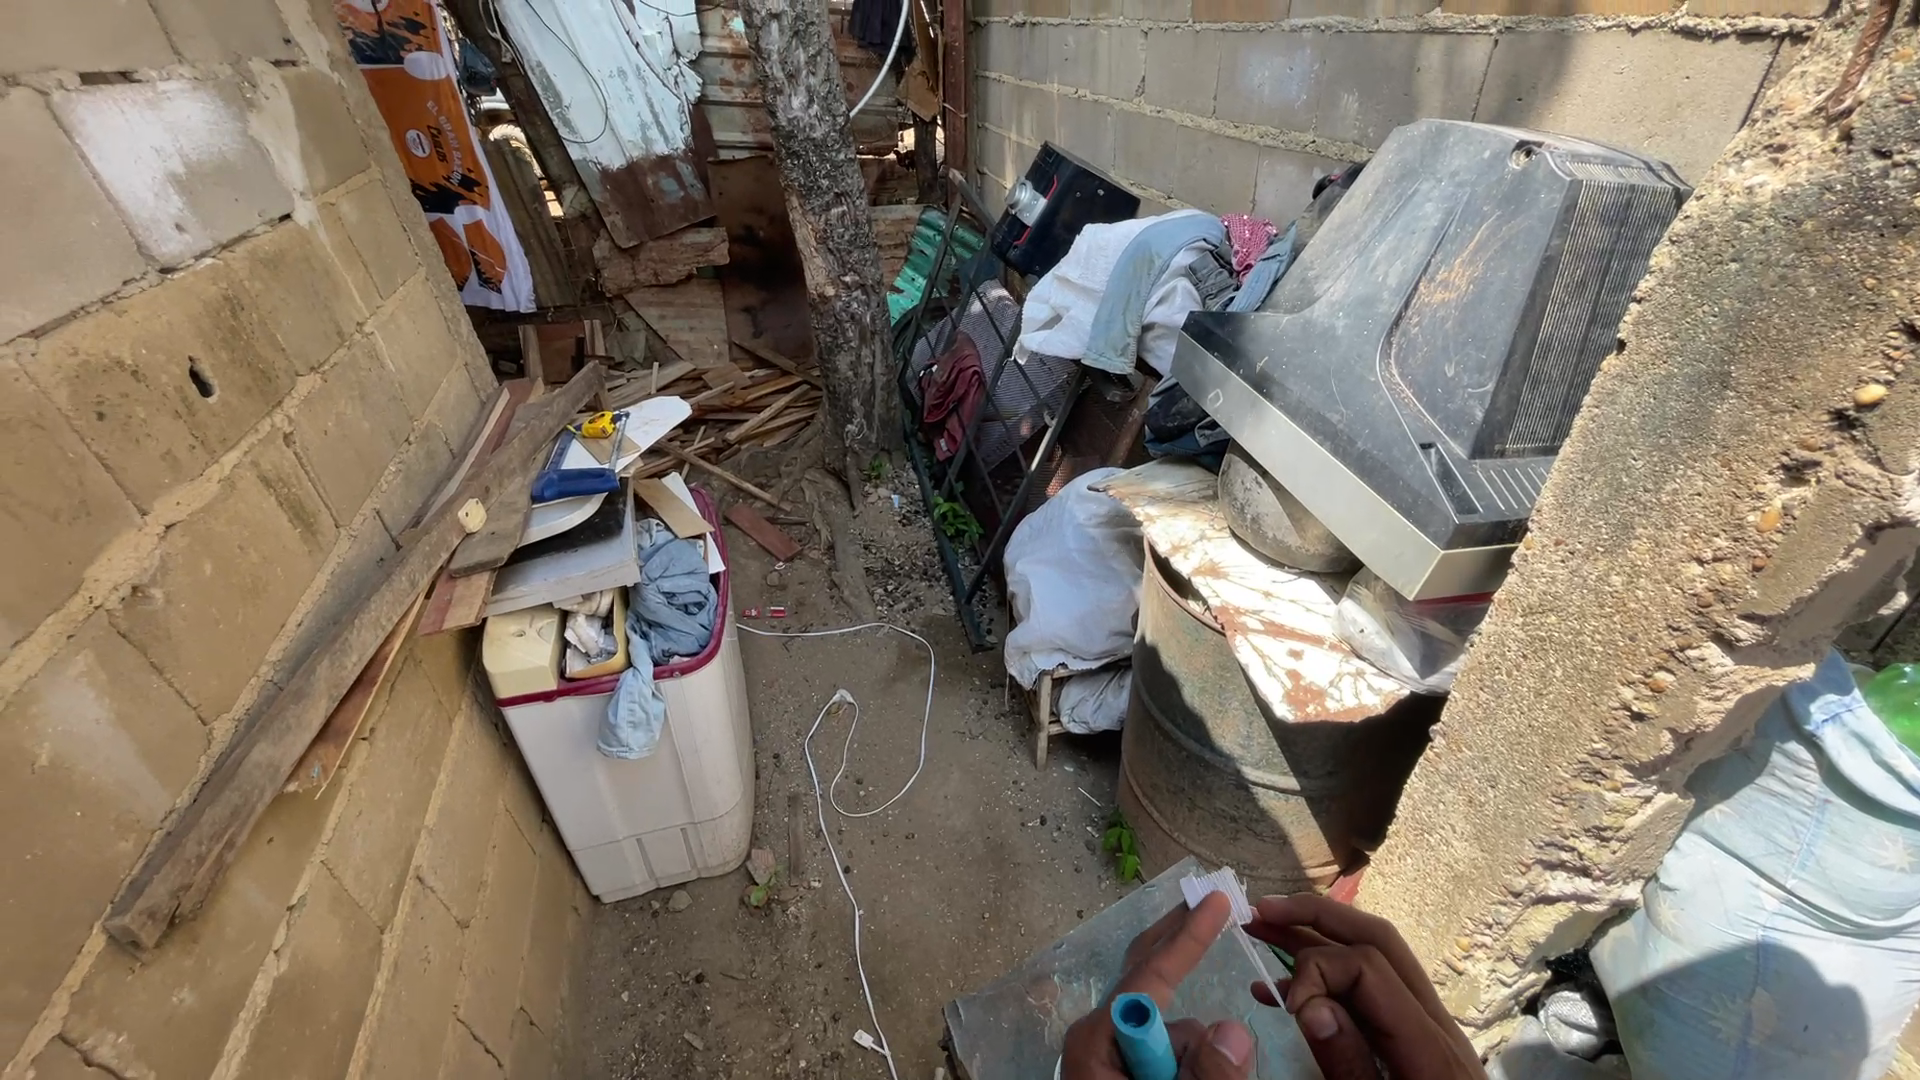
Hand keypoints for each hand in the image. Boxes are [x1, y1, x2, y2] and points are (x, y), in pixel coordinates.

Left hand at [1060, 893, 1256, 1079]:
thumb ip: (1204, 1075)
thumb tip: (1236, 1029)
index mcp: (1098, 1037)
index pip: (1150, 974)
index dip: (1186, 935)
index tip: (1216, 899)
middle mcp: (1101, 1033)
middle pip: (1149, 972)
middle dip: (1182, 940)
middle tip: (1214, 904)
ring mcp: (1112, 1050)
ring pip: (1173, 1025)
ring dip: (1199, 1045)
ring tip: (1217, 1077)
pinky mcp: (1126, 1067)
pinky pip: (1172, 1048)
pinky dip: (1195, 1061)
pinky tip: (1203, 1079)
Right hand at [1245, 894, 1484, 1079]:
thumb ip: (1347, 1067)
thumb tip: (1309, 1004)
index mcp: (1430, 1050)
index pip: (1366, 965)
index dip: (1316, 970)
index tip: (1285, 1008)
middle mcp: (1437, 1026)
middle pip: (1377, 938)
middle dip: (1315, 916)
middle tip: (1261, 911)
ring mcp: (1431, 1032)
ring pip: (1375, 954)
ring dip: (1316, 936)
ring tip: (1262, 928)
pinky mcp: (1417, 1046)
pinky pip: (1373, 989)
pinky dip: (1327, 974)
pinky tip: (1282, 990)